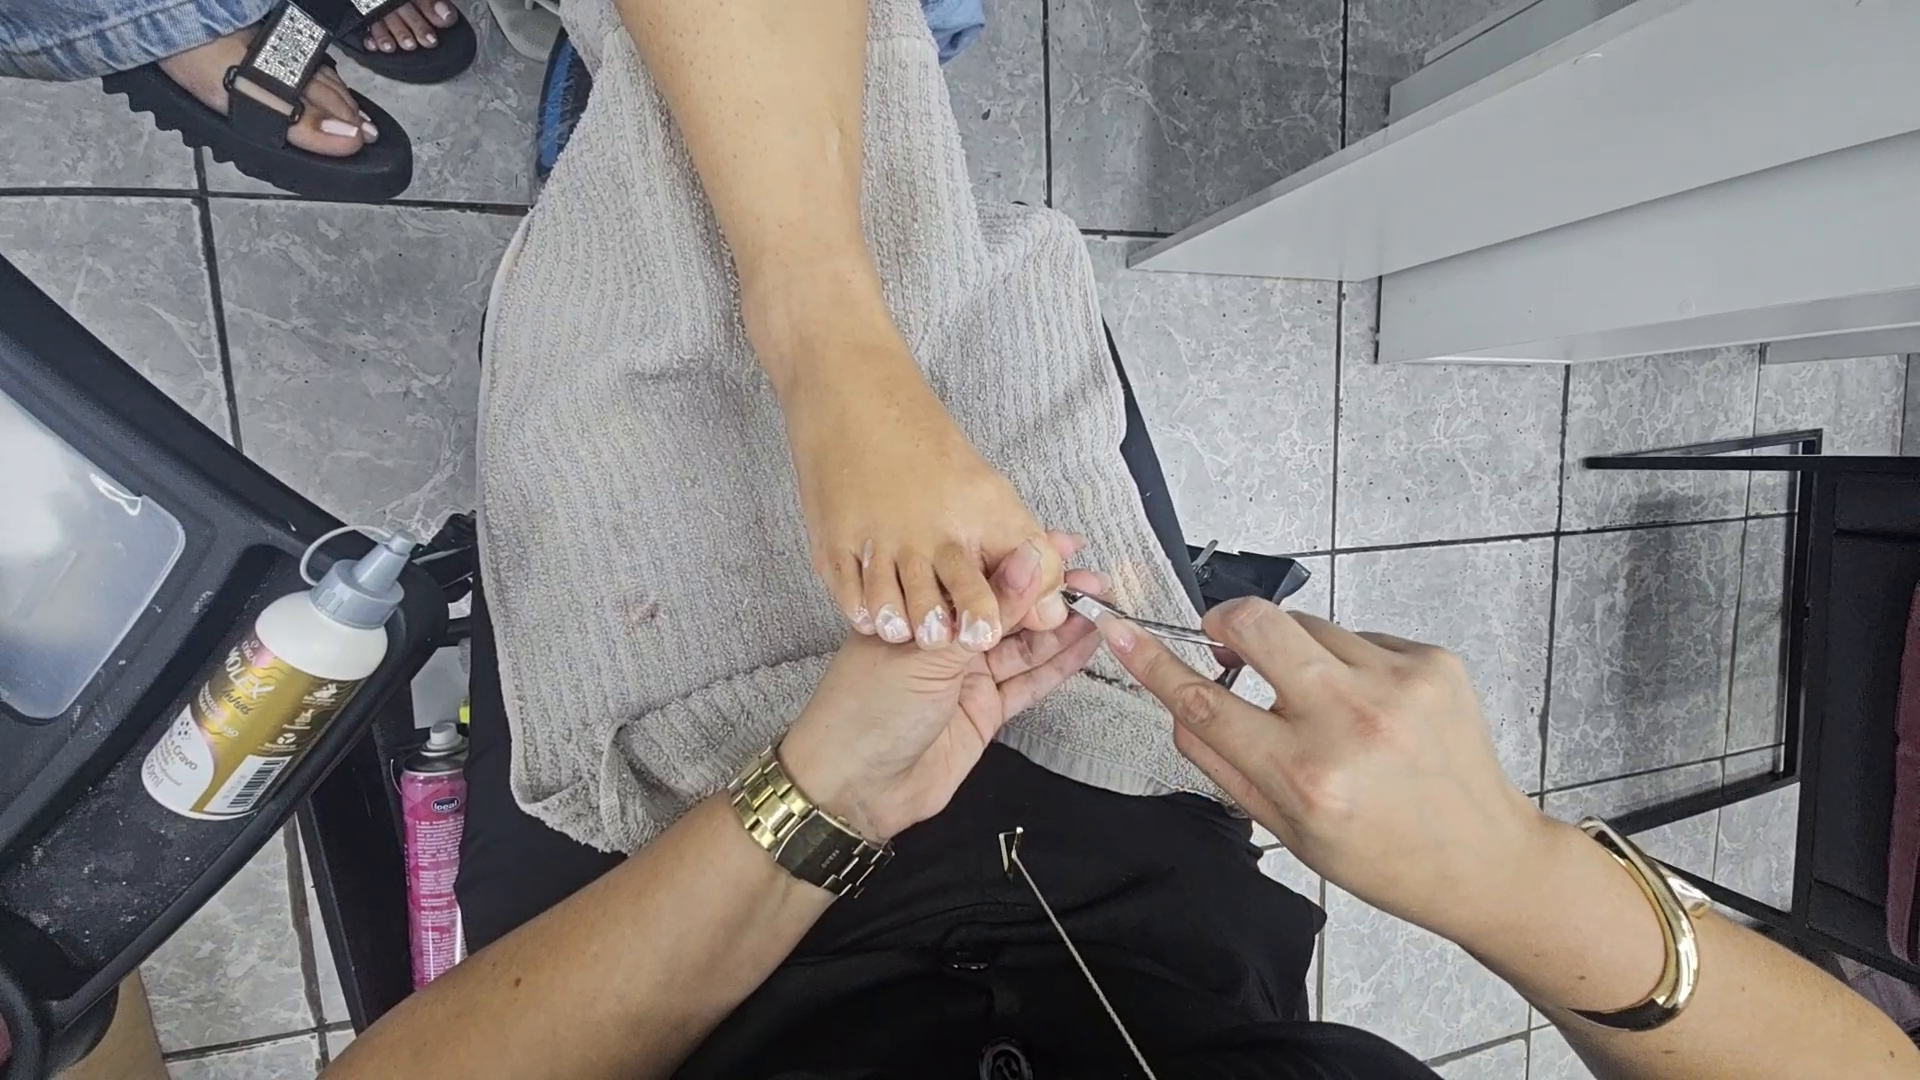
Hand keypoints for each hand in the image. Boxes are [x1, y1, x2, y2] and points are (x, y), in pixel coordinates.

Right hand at [778, 339, 1068, 652]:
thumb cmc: (922, 439)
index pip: (1021, 580)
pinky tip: (876, 612)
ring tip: (915, 629)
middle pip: (967, 607)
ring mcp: (879, 539)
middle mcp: (931, 530)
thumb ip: (1020, 546)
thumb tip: (1053, 608)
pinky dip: (867, 615)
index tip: (1012, 620)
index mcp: (979, 511)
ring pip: (904, 614)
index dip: (1023, 613)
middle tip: (966, 636)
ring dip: (914, 628)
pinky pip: (853, 600)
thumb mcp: (985, 484)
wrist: (851, 390)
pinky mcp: (835, 542)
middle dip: (973, 631)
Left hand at [779, 538, 1103, 842]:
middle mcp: (948, 638)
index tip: (1065, 545)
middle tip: (1095, 579)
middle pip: (1008, 611)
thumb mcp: (931, 651)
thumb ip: (989, 610)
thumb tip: (1031, 556)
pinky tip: (1085, 647)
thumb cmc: (871, 707)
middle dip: (1051, 595)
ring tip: (1101, 608)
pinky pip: (1027, 683)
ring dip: (1061, 629)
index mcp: (925, 610)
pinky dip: (1056, 667)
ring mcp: (967, 676)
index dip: (1025, 560)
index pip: (983, 576)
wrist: (853, 787)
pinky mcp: (984, 711)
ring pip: (1024, 646)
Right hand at [1096, 599, 1556, 943]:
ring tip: (1323, 699)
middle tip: (1228, 643)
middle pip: (1255, 622)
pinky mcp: (1433, 661)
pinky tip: (1372, 703)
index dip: (1152, 661)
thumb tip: (1179, 700)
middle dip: (1226, 621)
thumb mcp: (1282, 828)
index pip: (1203, 702)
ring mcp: (1398, 684)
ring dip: (1294, 652)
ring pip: (1304, 624)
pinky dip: (1345, 661)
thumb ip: (1218, 759)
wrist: (1489, 862)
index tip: (1121, 630)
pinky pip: (1355, 635)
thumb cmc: (1379, 855)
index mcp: (1305, 776)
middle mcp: (1351, 721)